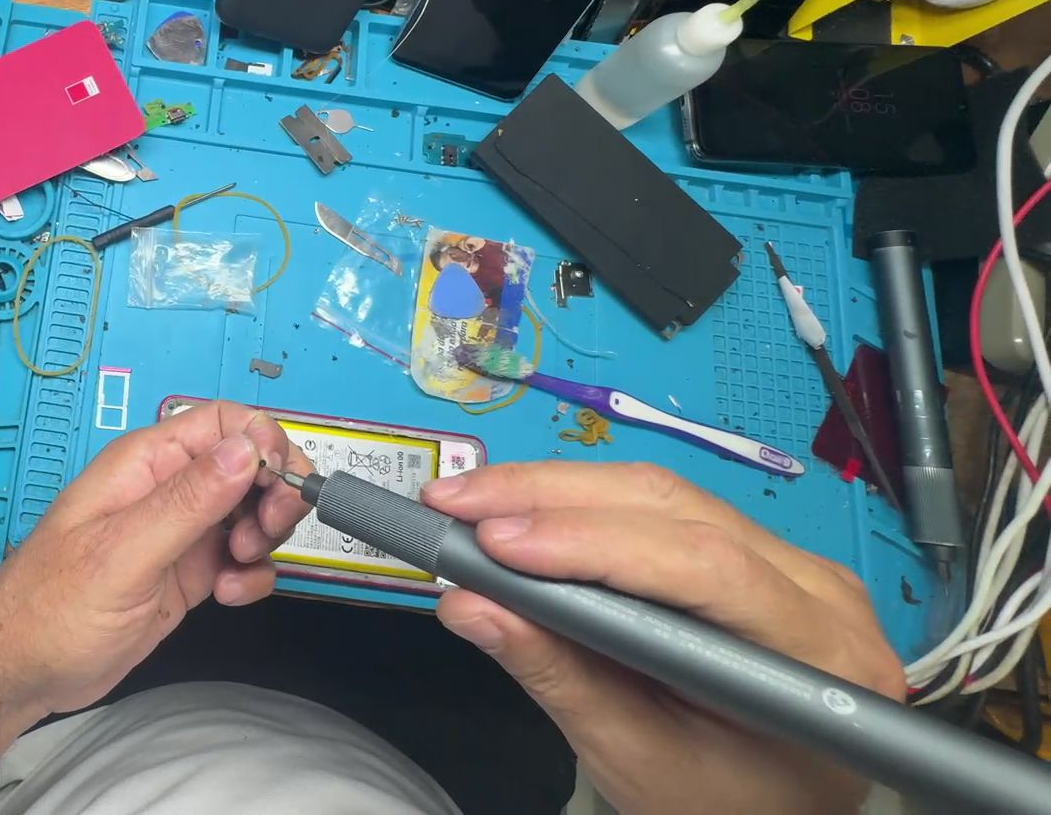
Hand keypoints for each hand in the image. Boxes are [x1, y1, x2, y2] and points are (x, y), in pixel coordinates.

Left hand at [0, 401, 313, 715]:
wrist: (26, 671)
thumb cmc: (51, 606)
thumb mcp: (123, 553)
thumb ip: (188, 501)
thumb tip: (244, 450)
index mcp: (145, 463)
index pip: (220, 422)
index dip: (260, 440)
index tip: (278, 481)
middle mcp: (167, 488)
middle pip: (246, 463)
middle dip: (271, 492)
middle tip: (264, 531)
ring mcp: (180, 529)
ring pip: (250, 510)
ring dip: (262, 537)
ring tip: (236, 567)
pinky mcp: (189, 569)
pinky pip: (241, 556)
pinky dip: (250, 574)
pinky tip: (228, 595)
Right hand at [423, 462, 905, 814]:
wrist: (761, 802)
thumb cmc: (713, 797)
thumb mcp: (634, 757)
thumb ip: (556, 676)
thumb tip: (467, 606)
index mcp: (820, 655)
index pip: (704, 566)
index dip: (590, 542)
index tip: (493, 544)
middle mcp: (811, 584)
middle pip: (664, 505)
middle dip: (542, 497)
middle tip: (451, 504)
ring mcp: (774, 553)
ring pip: (641, 487)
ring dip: (538, 487)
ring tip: (461, 499)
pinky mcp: (726, 537)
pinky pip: (633, 496)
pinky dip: (555, 496)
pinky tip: (502, 504)